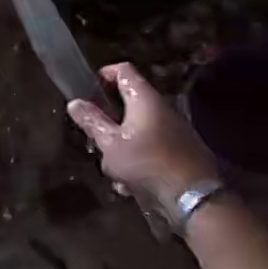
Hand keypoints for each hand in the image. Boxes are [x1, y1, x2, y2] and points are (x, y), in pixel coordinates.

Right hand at [66, 62, 219, 207]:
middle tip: (93, 137)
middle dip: (107, 120)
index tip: (87, 90)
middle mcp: (162, 110)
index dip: (103, 74)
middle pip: (127, 104)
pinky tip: (129, 183)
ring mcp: (174, 131)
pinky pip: (149, 148)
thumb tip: (75, 102)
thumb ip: (92, 121)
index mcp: (145, 100)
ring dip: (119, 145)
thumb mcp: (110, 143)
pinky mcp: (179, 151)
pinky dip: (136, 160)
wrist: (192, 197)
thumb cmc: (146, 163)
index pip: (124, 71)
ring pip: (136, 130)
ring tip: (111, 167)